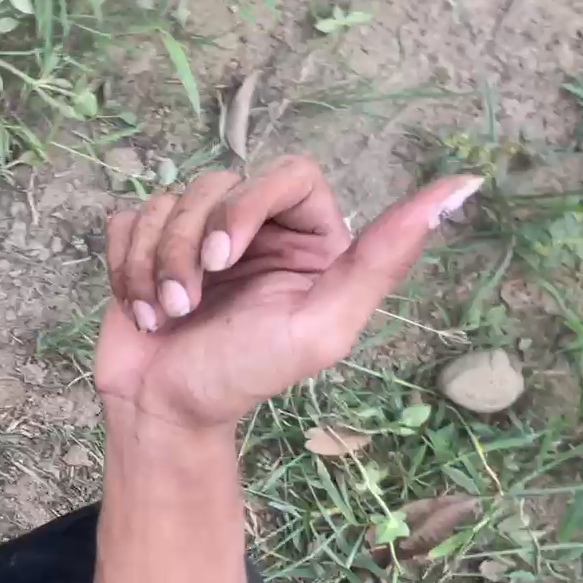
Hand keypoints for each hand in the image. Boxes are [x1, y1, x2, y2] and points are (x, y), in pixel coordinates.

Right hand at [96, 155, 482, 431]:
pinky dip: (122, 264)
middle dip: (183, 248)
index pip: (285, 175)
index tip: (219, 261)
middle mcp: (250, 232)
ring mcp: (189, 240)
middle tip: (184, 306)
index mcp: (306, 242)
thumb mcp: (317, 329)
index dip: (244, 206)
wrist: (158, 408)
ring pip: (161, 205)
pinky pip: (124, 224)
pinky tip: (137, 305)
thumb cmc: (238, 377)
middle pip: (212, 187)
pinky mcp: (140, 252)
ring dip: (150, 264)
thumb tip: (460, 186)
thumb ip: (379, 263)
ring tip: (160, 314)